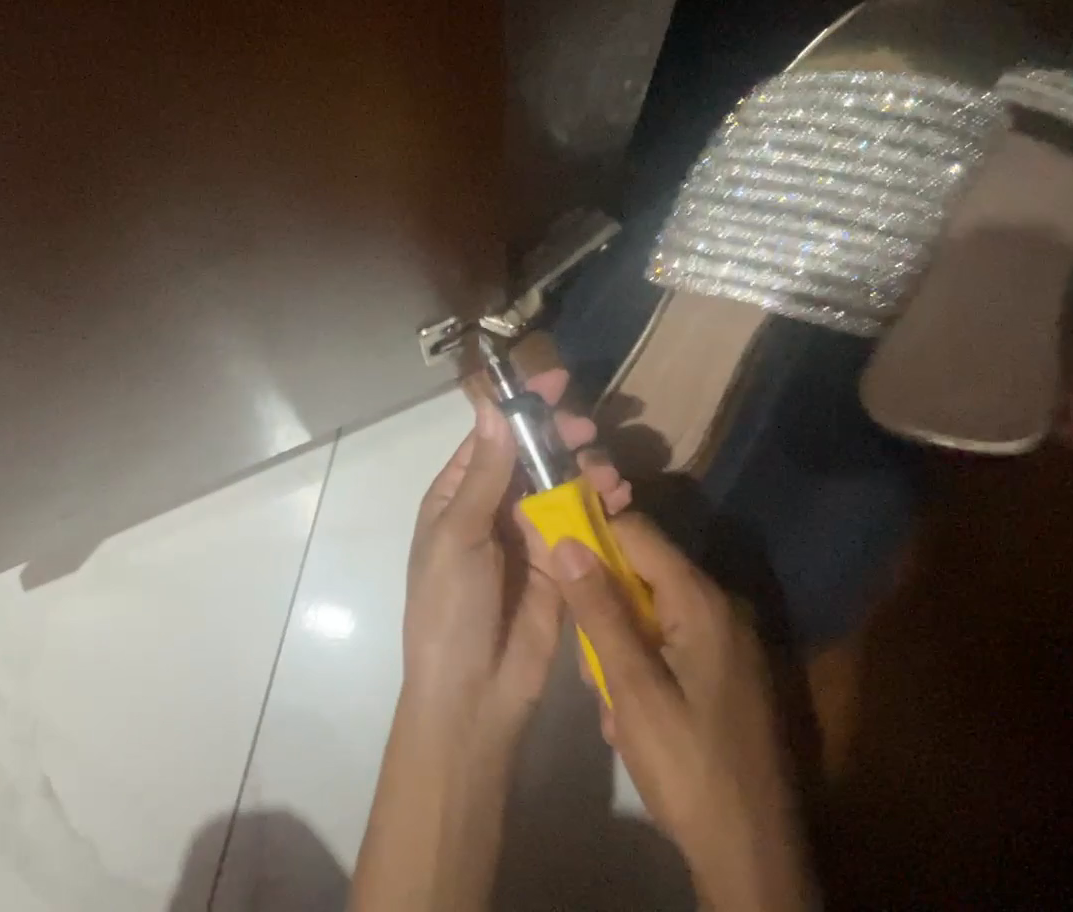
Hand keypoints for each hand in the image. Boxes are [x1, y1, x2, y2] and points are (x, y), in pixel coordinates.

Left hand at [402, 369, 631, 736]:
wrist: (474, 692)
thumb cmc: (451, 607)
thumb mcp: (459, 535)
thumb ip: (484, 474)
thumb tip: (491, 409)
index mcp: (456, 497)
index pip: (490, 438)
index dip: (519, 409)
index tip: (556, 380)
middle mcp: (492, 510)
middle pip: (531, 458)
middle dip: (559, 437)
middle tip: (588, 428)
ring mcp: (528, 538)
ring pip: (561, 487)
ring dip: (585, 470)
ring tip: (606, 468)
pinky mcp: (561, 566)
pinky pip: (582, 524)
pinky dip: (602, 506)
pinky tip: (621, 496)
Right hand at [530, 513, 815, 911]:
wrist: (751, 849)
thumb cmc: (686, 762)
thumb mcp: (631, 686)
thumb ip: (598, 610)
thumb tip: (567, 541)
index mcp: (701, 602)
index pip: (638, 532)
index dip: (592, 526)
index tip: (549, 536)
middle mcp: (720, 609)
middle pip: (642, 572)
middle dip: (603, 605)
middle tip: (586, 660)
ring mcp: (727, 642)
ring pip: (650, 612)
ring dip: (618, 645)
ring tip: (611, 701)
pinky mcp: (726, 672)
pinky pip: (669, 643)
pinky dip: (641, 665)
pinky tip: (631, 713)